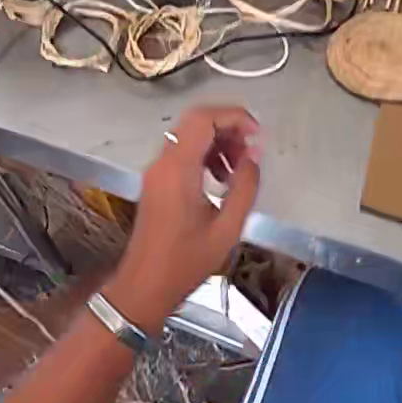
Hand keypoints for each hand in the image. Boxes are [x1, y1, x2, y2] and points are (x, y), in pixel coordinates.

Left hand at [106, 106, 261, 328]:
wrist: (145, 285)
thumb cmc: (185, 261)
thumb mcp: (227, 228)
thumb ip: (244, 188)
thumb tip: (253, 158)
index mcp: (179, 169)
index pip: (204, 120)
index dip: (234, 117)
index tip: (257, 133)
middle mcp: (163, 162)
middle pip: (196, 122)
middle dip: (228, 127)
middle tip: (251, 148)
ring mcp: (156, 171)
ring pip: (189, 136)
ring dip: (218, 141)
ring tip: (240, 166)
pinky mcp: (156, 181)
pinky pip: (183, 153)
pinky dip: (206, 154)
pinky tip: (222, 178)